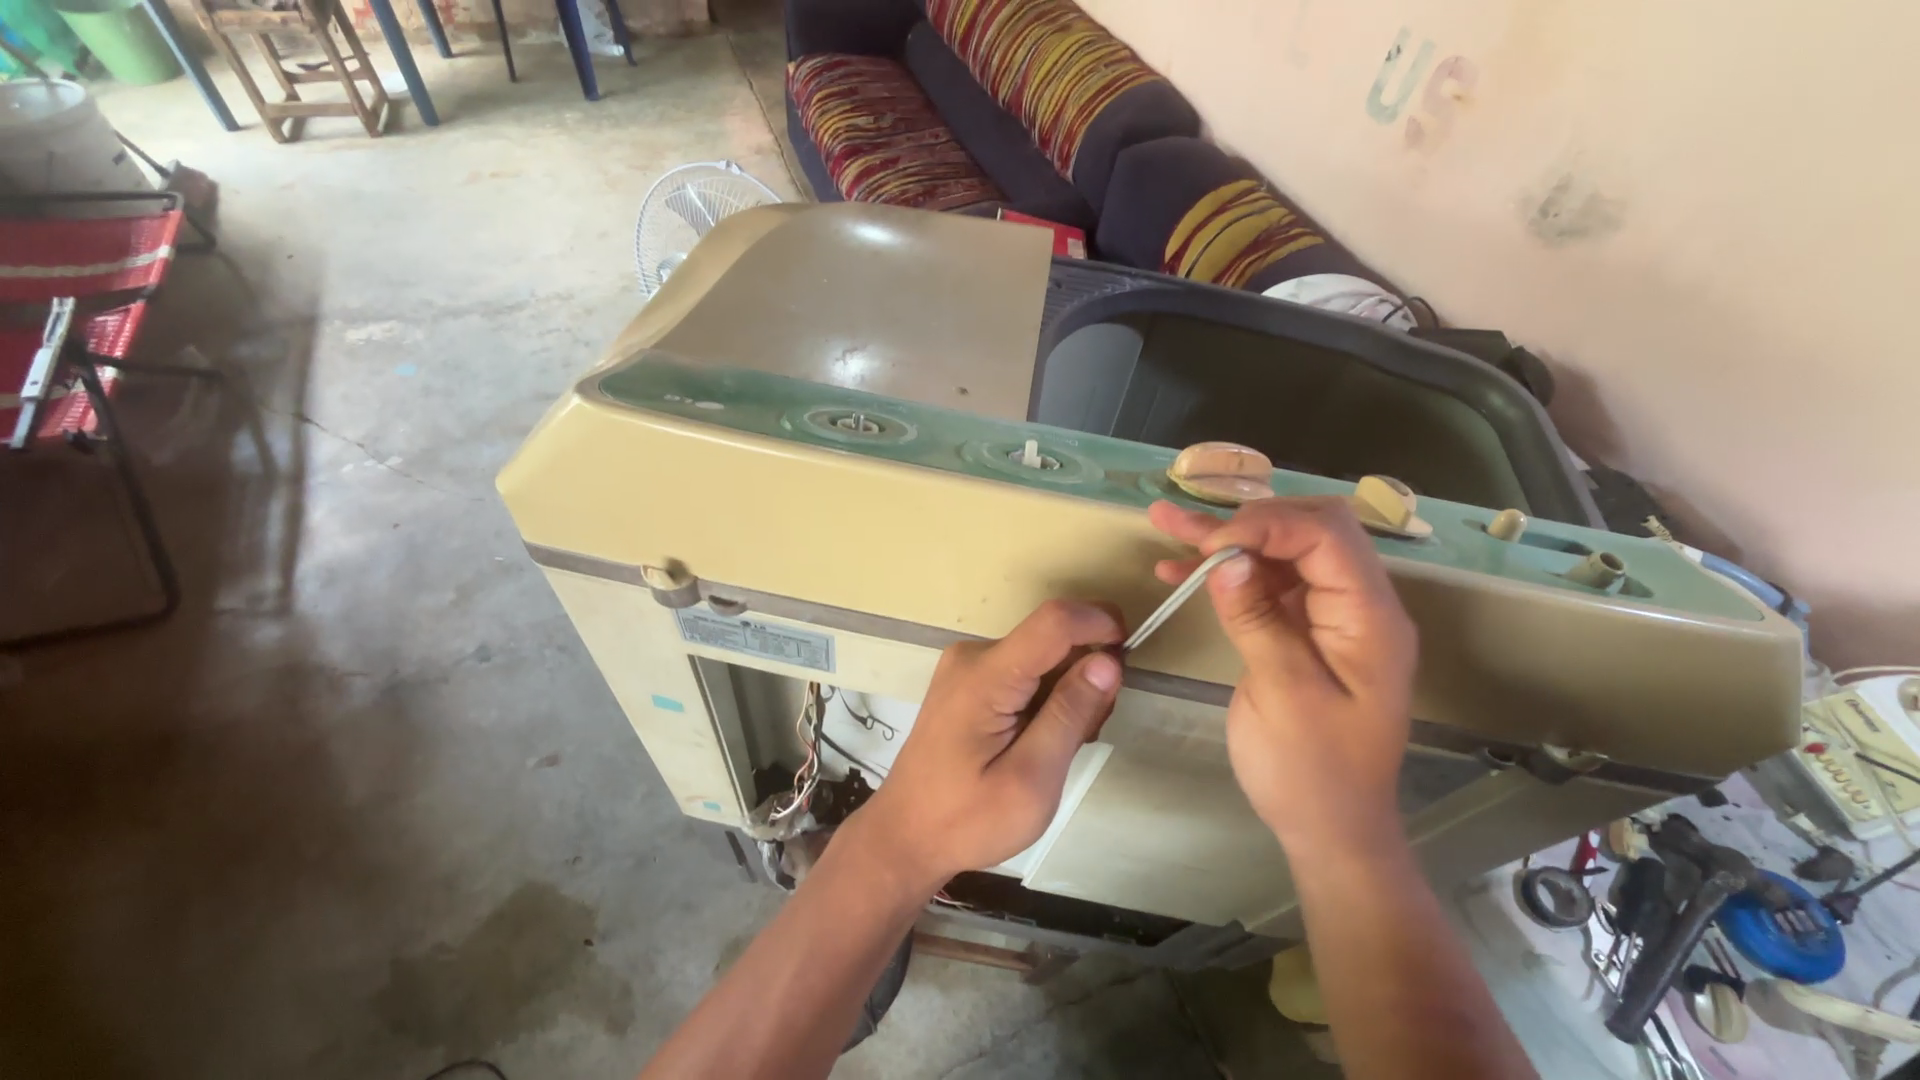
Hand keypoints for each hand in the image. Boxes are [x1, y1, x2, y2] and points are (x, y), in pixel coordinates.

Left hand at [846, 600, 1124, 892]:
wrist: (906, 837)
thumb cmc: (968, 820)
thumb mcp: (1031, 779)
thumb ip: (1070, 715)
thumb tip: (1109, 659)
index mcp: (986, 676)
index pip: (1054, 621)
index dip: (1101, 624)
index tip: (1127, 661)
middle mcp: (974, 656)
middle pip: (1054, 640)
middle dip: (1087, 676)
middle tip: (1085, 736)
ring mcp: (968, 667)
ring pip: (1044, 657)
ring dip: (1067, 694)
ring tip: (1056, 749)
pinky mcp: (969, 682)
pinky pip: (1025, 671)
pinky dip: (1045, 699)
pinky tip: (1037, 741)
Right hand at [1148, 497, 1417, 857]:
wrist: (1331, 828)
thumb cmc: (1313, 772)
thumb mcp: (1282, 696)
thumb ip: (1256, 619)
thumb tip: (1224, 558)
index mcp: (1369, 617)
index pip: (1325, 536)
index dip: (1266, 525)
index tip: (1209, 548)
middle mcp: (1358, 605)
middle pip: (1310, 530)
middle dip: (1248, 520)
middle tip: (1190, 532)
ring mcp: (1332, 617)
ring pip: (1284, 552)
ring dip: (1229, 538)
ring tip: (1167, 520)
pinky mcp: (1305, 631)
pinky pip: (1269, 585)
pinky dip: (1227, 574)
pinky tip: (1179, 569)